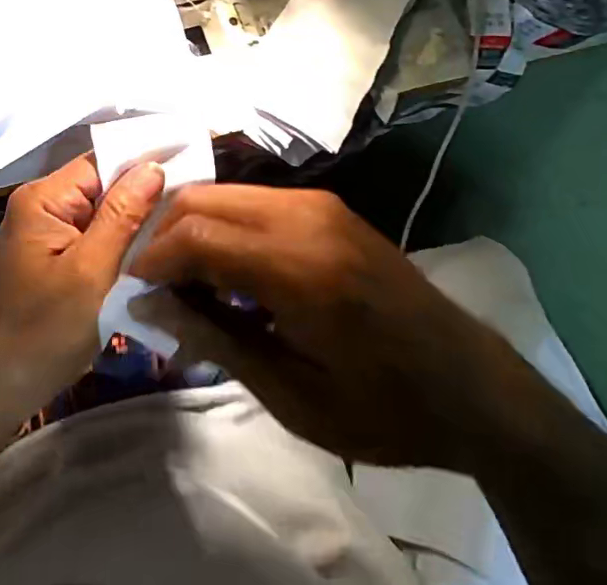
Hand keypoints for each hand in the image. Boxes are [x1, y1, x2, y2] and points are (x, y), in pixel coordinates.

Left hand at [0, 154, 164, 425]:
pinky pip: (92, 235)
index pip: (101, 163)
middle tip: (193, 205)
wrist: (2, 385)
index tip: (191, 170)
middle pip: (101, 185)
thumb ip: (123, 216)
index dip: (143, 165)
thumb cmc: (46, 331)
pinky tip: (148, 252)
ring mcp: (44, 232)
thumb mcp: (92, 273)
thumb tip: (154, 166)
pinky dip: (118, 242)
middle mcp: (40, 205)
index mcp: (42, 199)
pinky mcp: (52, 256)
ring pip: (100, 211)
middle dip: (143, 195)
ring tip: (180, 227)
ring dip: (133, 221)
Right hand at [127, 185, 528, 469]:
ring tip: (186, 285)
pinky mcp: (327, 209)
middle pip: (202, 200)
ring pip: (224, 196)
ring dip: (192, 232)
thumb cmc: (385, 409)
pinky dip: (224, 230)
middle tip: (153, 288)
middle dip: (164, 239)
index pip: (195, 235)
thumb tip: (148, 308)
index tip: (130, 292)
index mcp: (299, 266)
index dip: (151, 260)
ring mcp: (319, 205)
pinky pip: (252, 204)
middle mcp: (305, 216)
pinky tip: (227, 274)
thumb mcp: (291, 394)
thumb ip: (213, 339)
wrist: (477, 390)